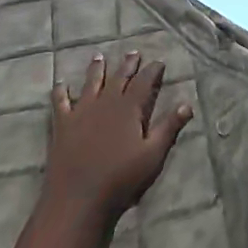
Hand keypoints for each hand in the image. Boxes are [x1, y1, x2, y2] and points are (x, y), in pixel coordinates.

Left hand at [42, 51, 193, 222]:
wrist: (80, 195)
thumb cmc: (122, 178)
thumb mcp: (152, 155)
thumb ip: (168, 128)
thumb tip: (187, 104)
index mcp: (128, 109)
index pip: (144, 83)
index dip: (152, 71)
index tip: (159, 61)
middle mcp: (105, 102)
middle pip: (118, 78)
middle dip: (127, 65)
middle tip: (133, 52)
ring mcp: (81, 110)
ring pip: (91, 83)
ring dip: (96, 69)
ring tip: (99, 56)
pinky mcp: (63, 122)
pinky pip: (60, 100)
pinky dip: (60, 90)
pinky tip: (61, 83)